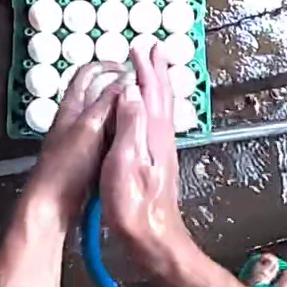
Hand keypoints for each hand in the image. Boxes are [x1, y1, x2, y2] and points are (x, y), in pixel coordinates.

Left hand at [20, 62, 124, 225]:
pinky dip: (120, 134)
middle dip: (119, 89)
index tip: (127, 68)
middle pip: (98, 94)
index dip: (106, 66)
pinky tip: (132, 139)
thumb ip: (107, 103)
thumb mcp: (89, 128)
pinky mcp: (88, 158)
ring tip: (141, 113)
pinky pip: (108, 139)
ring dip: (121, 112)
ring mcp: (81, 140)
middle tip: (140, 91)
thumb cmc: (65, 168)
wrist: (53, 205)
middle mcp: (75, 120)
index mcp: (71, 107)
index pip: (87, 74)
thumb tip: (125, 81)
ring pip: (105, 117)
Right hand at [99, 42, 196, 277]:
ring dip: (158, 84)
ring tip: (154, 70)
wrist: (153, 239)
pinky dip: (155, 105)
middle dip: (157, 70)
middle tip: (154, 49)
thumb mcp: (124, 162)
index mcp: (153, 134)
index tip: (140, 48)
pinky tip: (150, 109)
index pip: (150, 92)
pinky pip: (158, 121)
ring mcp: (162, 149)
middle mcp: (162, 137)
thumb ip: (129, 125)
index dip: (145, 69)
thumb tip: (131, 91)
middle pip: (162, 96)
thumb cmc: (134, 207)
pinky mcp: (158, 161)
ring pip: (162, 107)